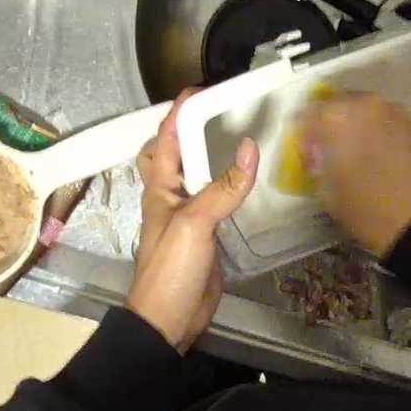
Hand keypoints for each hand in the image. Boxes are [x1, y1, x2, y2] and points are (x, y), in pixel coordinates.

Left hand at [126, 91, 258, 351]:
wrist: (168, 320)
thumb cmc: (171, 268)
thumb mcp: (196, 223)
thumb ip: (223, 188)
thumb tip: (250, 148)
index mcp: (160, 188)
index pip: (165, 139)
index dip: (179, 113)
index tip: (203, 91)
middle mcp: (171, 197)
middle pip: (172, 154)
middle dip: (187, 131)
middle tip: (218, 115)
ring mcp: (188, 218)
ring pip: (196, 177)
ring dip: (210, 157)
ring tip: (237, 139)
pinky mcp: (204, 237)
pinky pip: (216, 203)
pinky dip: (229, 188)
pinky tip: (247, 185)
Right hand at [302, 92, 410, 256]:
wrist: (410, 216)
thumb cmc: (359, 205)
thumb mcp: (323, 187)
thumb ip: (317, 161)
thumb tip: (320, 154)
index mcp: (333, 117)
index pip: (308, 115)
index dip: (306, 135)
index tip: (310, 154)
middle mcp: (362, 104)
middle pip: (337, 105)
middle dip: (332, 124)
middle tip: (333, 150)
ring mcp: (389, 110)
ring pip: (363, 109)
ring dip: (357, 124)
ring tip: (359, 150)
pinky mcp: (410, 123)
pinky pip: (385, 118)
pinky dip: (378, 129)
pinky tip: (379, 151)